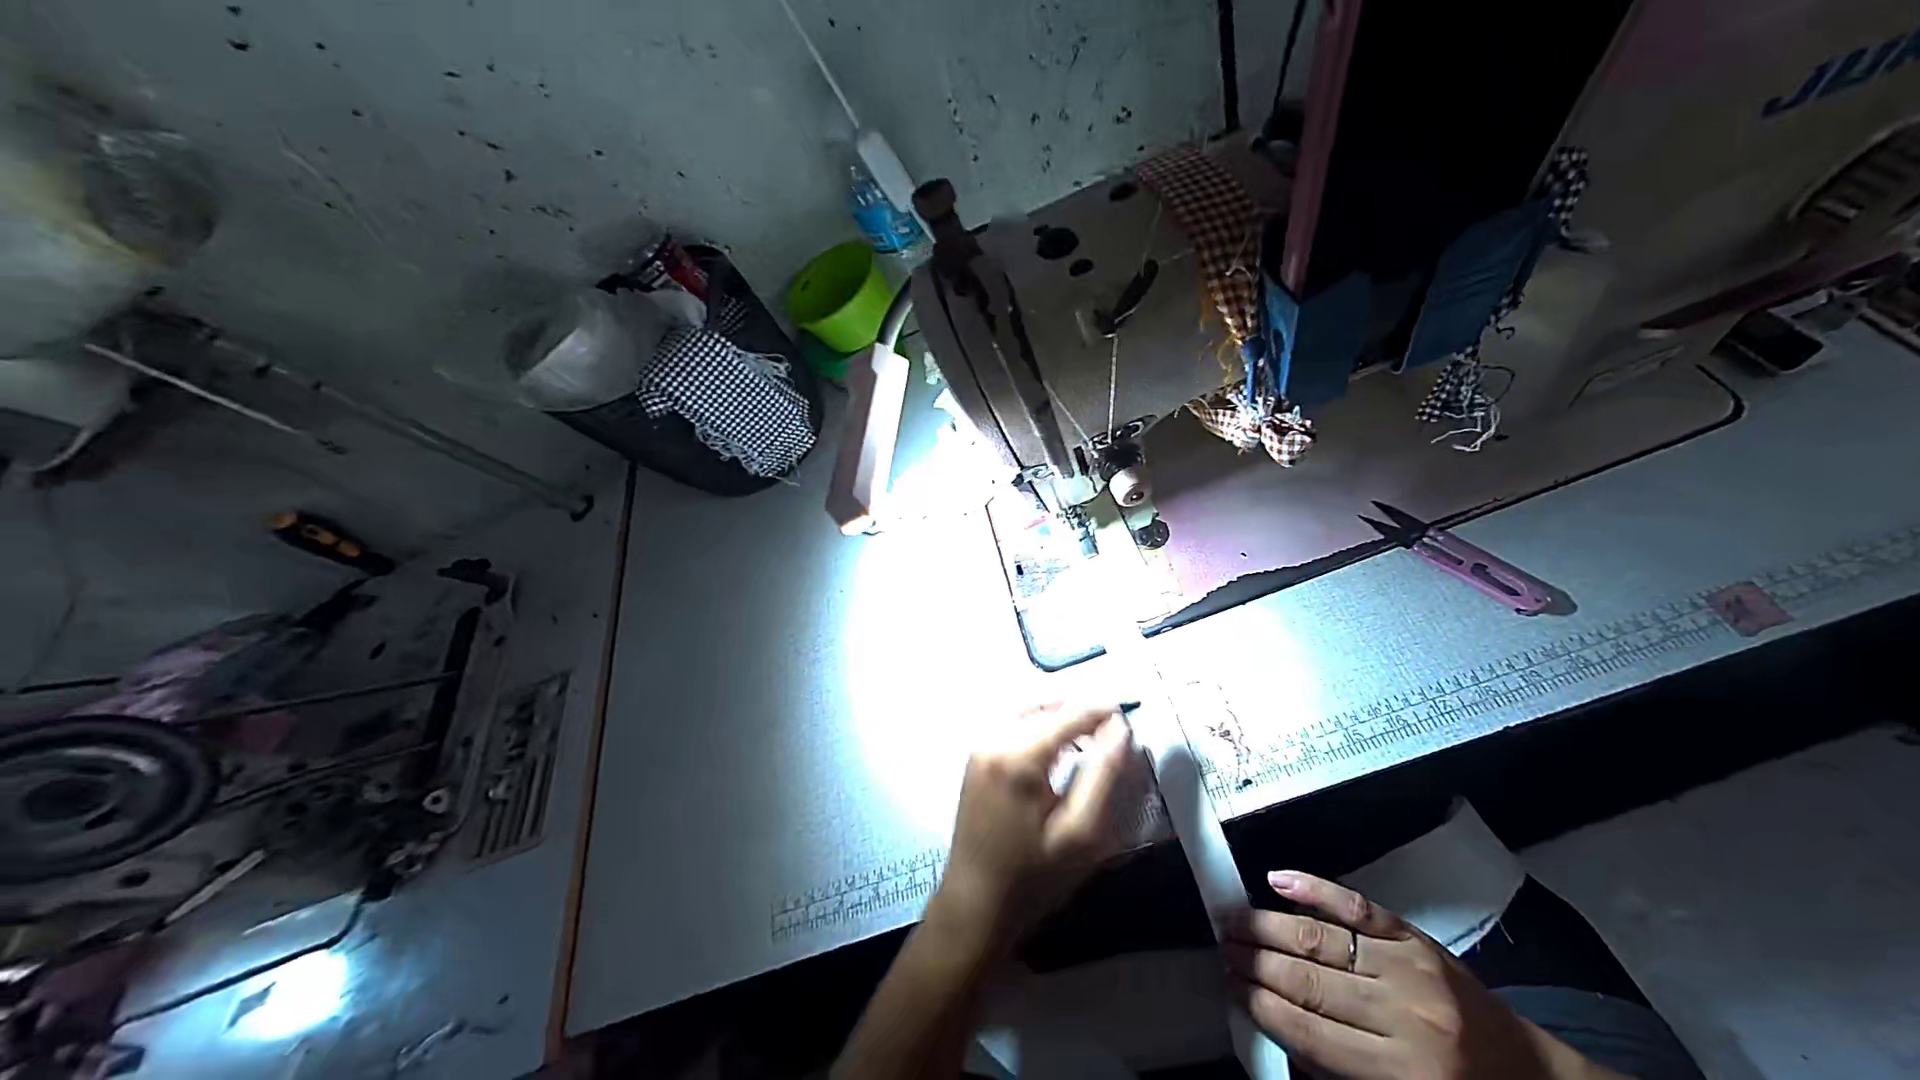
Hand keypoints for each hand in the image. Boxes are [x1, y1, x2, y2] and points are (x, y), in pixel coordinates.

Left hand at [927, 703, 1136, 951]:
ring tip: (1090, 734)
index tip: (1129, 714)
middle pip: (1046, 707)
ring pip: (1026, 712)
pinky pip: (1011, 726)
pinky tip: (1057, 746)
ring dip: (1058, 715)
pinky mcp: (975, 760)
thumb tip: (1120, 729)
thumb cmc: (1032, 878)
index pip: (1068, 714)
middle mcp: (993, 740)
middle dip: (1080, 711)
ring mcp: (979, 748)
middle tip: (1113, 727)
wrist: (973, 907)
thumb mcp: (1080, 833)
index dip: (1101, 711)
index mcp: (1017, 755)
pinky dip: (1038, 725)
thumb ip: (1103, 774)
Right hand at [1224, 872, 1615, 1079]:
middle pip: (1309, 981)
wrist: (1533, 1077)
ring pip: (1322, 939)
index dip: (1261, 1007)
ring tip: (1233, 922)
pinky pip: (1356, 904)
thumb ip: (1337, 1067)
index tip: (1228, 987)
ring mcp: (1409, 965)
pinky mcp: (1415, 935)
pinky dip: (1314, 888)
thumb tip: (1271, 1020)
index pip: (1309, 1032)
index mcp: (1402, 1072)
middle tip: (1221, 949)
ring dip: (1269, 927)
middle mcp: (1404, 1015)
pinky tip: (1277, 880)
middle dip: (1255, 963)